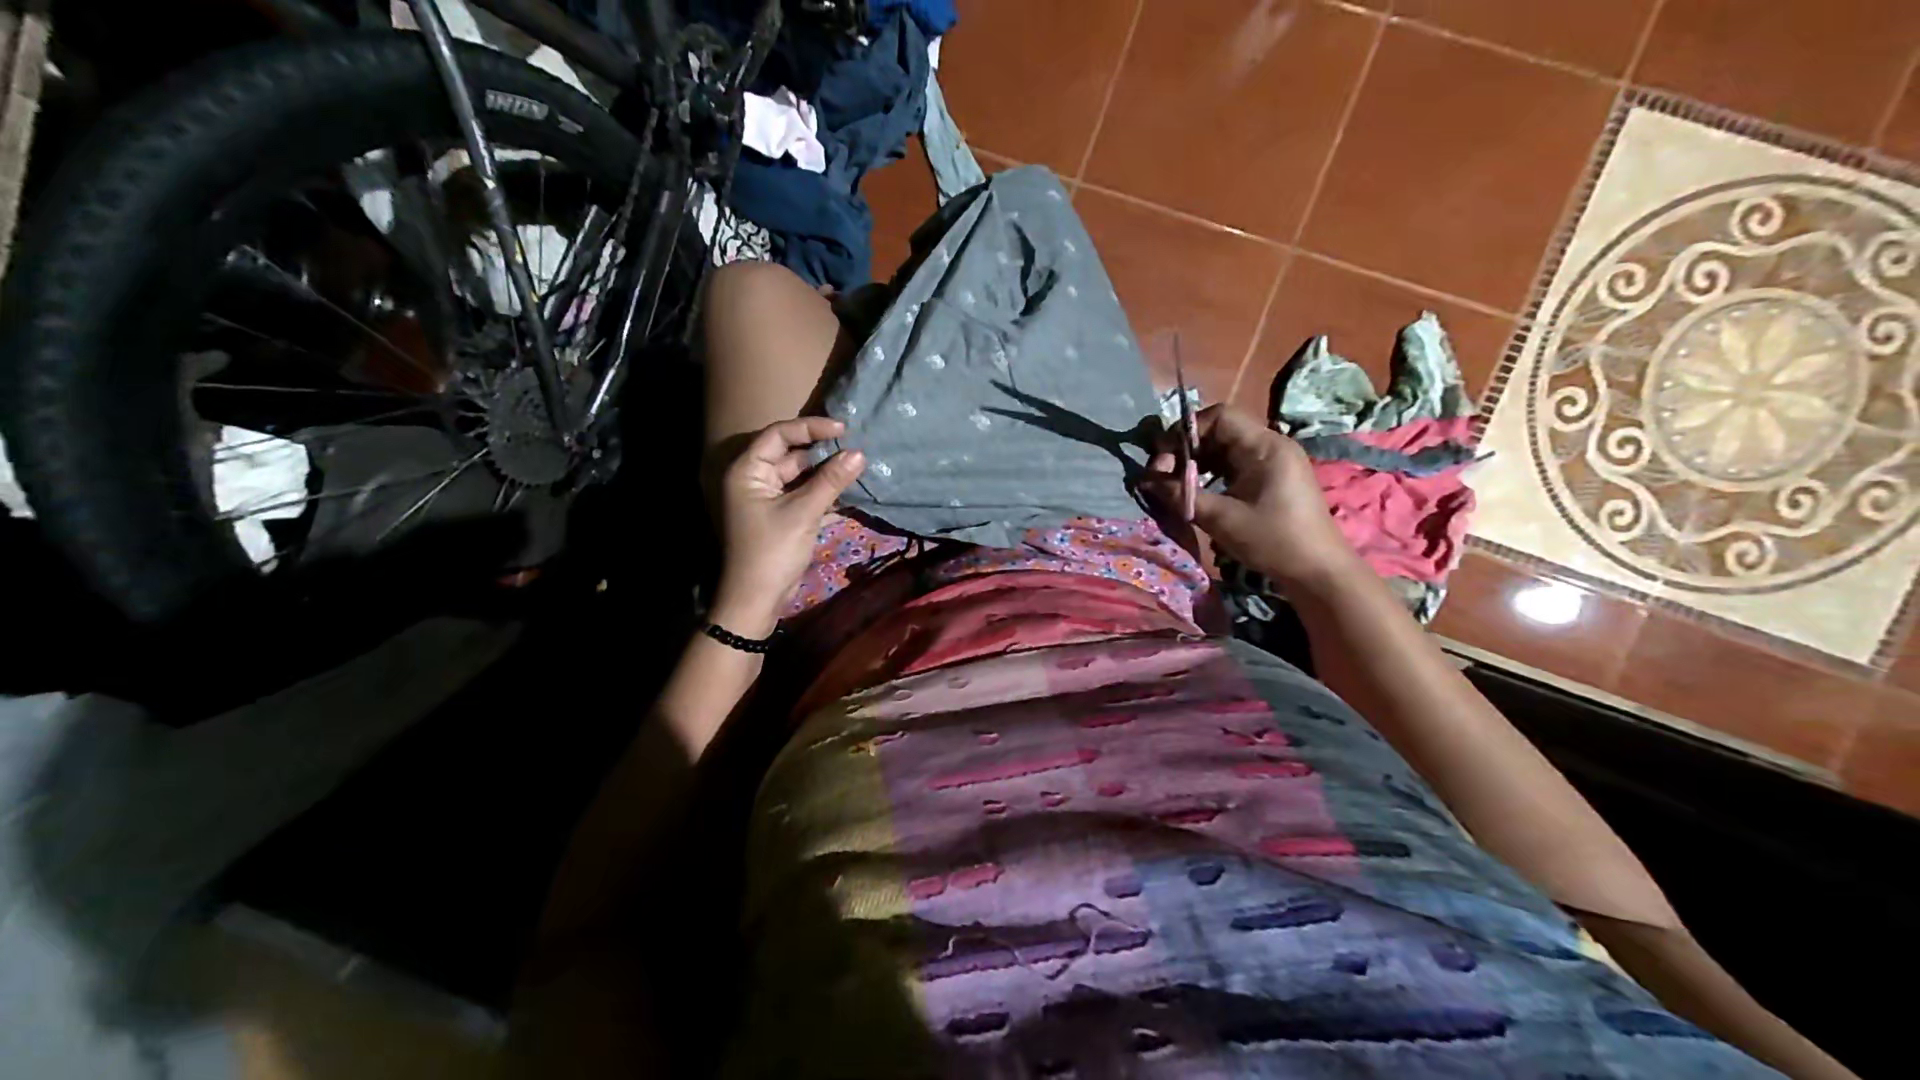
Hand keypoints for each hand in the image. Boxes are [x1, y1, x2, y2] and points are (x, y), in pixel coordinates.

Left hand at [711, 417, 865, 636]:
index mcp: (748, 471)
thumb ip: (831, 481)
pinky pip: (806, 494)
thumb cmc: (772, 552)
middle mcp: (756, 479)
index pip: (780, 435)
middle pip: (792, 453)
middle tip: (857, 447)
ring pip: (802, 475)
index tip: (844, 429)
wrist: (757, 599)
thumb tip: (860, 453)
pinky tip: (851, 490)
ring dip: (828, 472)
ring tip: (859, 466)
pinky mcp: (782, 515)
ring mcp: (769, 498)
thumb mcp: (804, 513)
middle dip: (824, 451)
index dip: (811, 427)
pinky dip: (825, 491)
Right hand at [1141, 404, 1356, 588]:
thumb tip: (1145, 480)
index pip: (1219, 416)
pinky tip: (1198, 492)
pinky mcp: (1272, 478)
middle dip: (1187, 449)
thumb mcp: (1221, 518)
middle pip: (1219, 430)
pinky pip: (1235, 464)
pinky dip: (1212, 473)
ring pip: (1225, 448)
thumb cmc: (1273, 541)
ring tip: (1177, 485)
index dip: (1186, 431)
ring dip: (1197, 462)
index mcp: (1264, 446)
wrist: (1318, 571)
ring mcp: (1274, 461)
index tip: (1164, 458)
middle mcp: (1271, 445)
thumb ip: (1181, 495)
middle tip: (1164, 476)